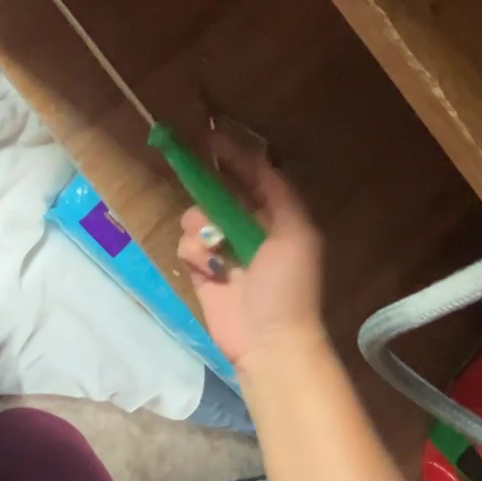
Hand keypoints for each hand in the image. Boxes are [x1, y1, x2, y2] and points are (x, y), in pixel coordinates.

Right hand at [176, 150, 326, 375]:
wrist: (269, 341)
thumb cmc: (288, 286)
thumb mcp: (297, 234)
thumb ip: (280, 195)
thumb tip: (261, 162)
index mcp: (274, 218)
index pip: (252, 177)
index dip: (234, 158)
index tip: (210, 139)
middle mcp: (247, 229)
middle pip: (217, 194)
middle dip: (209, 195)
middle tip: (206, 198)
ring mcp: (221, 251)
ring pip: (195, 218)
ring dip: (200, 228)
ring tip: (213, 249)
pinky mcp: (200, 271)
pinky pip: (184, 246)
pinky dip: (193, 253)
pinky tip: (207, 269)